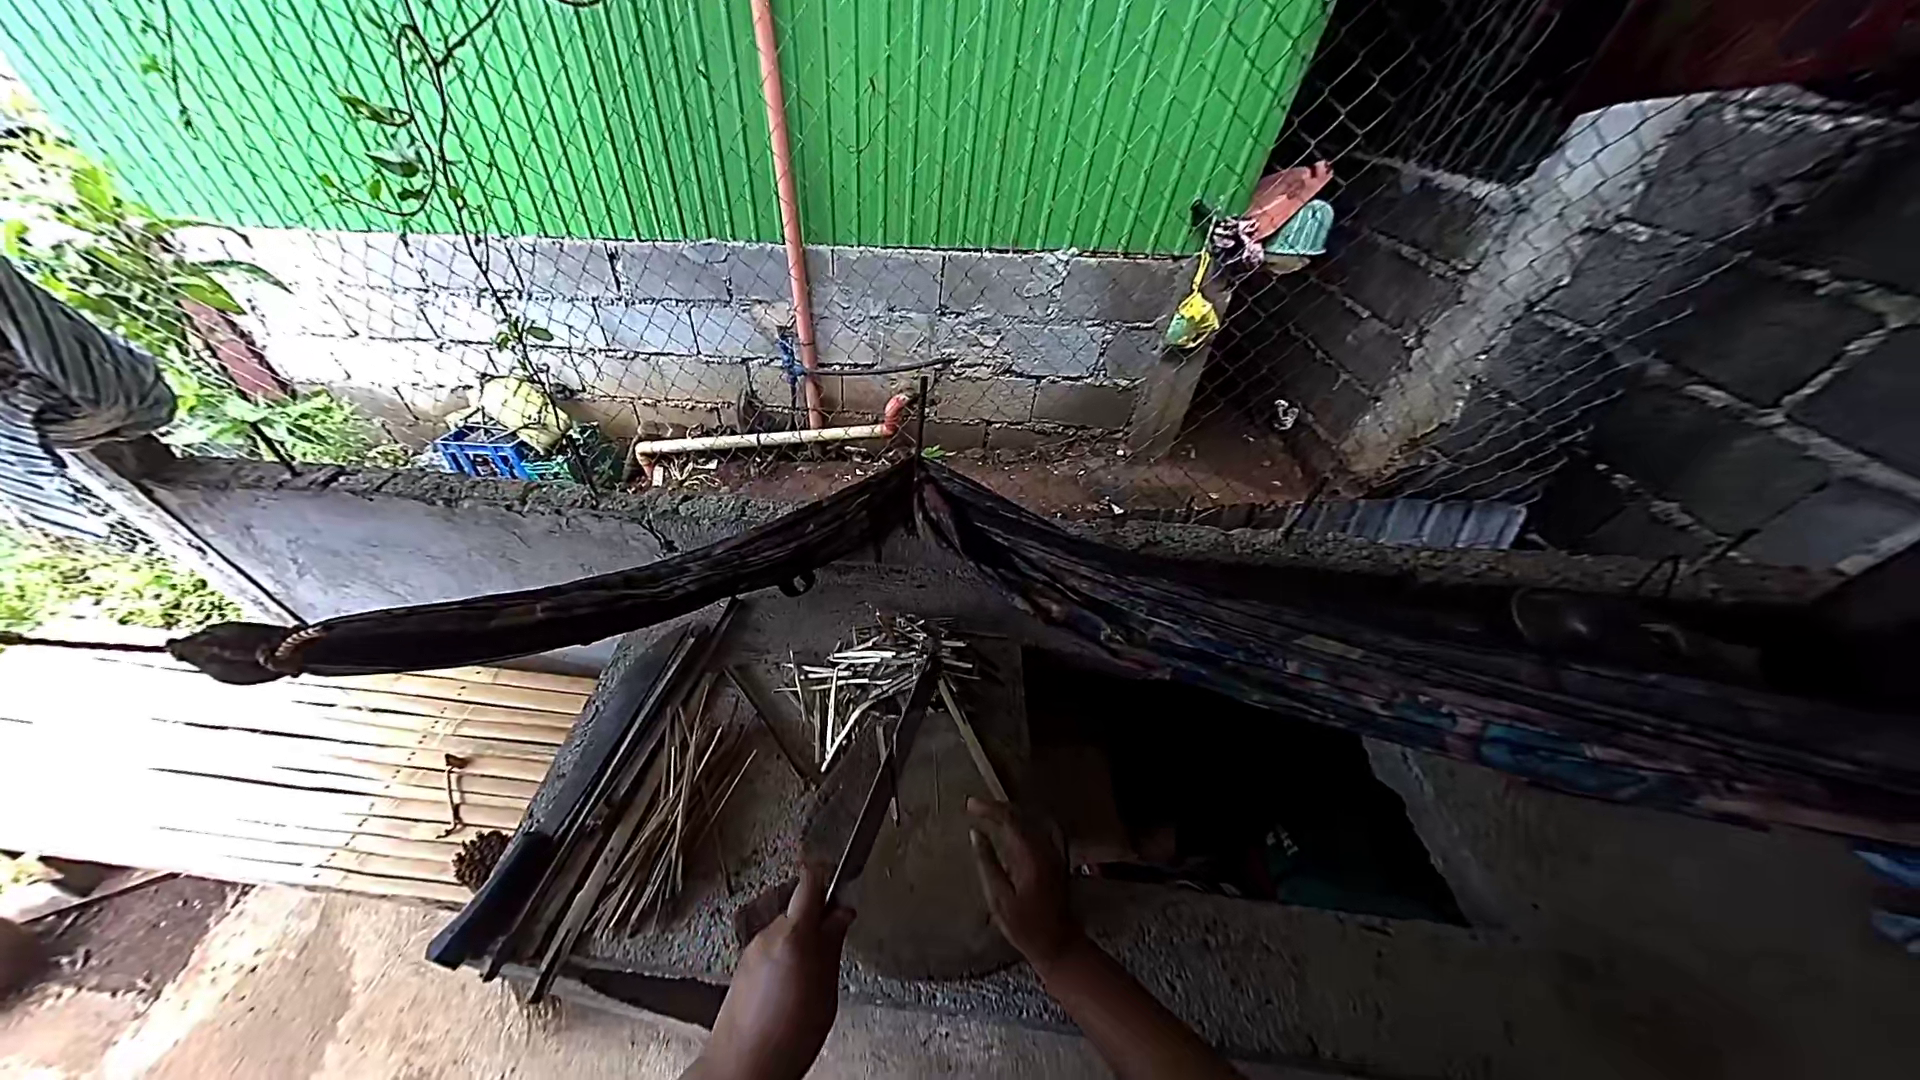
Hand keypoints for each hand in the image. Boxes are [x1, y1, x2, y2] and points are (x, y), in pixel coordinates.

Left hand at [689, 865, 854, 1079]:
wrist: (740, 1072)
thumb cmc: (786, 1038)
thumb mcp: (826, 991)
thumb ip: (833, 945)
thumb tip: (843, 913)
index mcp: (793, 934)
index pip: (809, 880)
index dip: (826, 875)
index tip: (839, 882)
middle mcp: (769, 934)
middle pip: (799, 905)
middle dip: (817, 917)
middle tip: (833, 942)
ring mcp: (753, 949)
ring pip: (786, 927)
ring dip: (801, 938)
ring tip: (811, 975)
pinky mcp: (743, 965)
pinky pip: (772, 945)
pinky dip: (785, 955)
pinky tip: (791, 986)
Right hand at [967, 796, 1081, 967]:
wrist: (1058, 945)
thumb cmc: (1025, 927)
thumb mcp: (999, 899)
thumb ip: (987, 862)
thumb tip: (976, 833)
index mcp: (1029, 855)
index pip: (1008, 818)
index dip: (988, 807)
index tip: (970, 805)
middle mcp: (1045, 847)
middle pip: (1020, 814)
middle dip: (996, 807)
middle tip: (975, 807)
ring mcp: (1054, 851)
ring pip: (1030, 818)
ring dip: (1009, 813)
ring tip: (990, 813)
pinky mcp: (1058, 858)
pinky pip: (1042, 828)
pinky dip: (1026, 821)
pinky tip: (1018, 824)